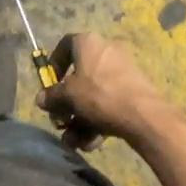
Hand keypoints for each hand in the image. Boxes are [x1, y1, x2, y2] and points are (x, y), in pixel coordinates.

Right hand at [36, 32, 170, 149]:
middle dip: (68, 103)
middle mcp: (105, 50)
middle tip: (62, 122)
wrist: (145, 115)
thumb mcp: (69, 96)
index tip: (50, 86)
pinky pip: (109, 101)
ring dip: (81, 118)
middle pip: (79, 75)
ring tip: (75, 142)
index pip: (64, 46)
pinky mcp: (134, 89)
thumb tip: (40, 99)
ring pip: (94, 93)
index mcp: (87, 42)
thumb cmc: (100, 95)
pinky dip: (99, 119)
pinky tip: (92, 143)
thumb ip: (52, 96)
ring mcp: (122, 70)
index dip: (54, 66)